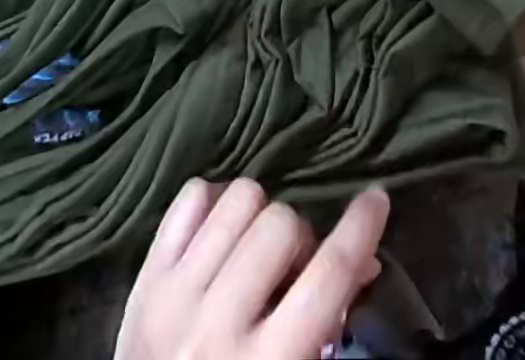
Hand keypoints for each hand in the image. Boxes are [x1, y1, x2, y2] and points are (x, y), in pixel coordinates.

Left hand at [116, 178, 389, 359]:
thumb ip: (329, 326)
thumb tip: (365, 262)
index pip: (328, 276)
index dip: (360, 230)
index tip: (376, 199)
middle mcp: (220, 323)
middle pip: (281, 224)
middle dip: (299, 237)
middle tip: (292, 266)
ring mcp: (176, 293)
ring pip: (238, 199)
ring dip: (258, 216)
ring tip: (254, 247)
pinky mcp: (148, 275)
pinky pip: (190, 199)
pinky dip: (212, 203)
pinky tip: (219, 232)